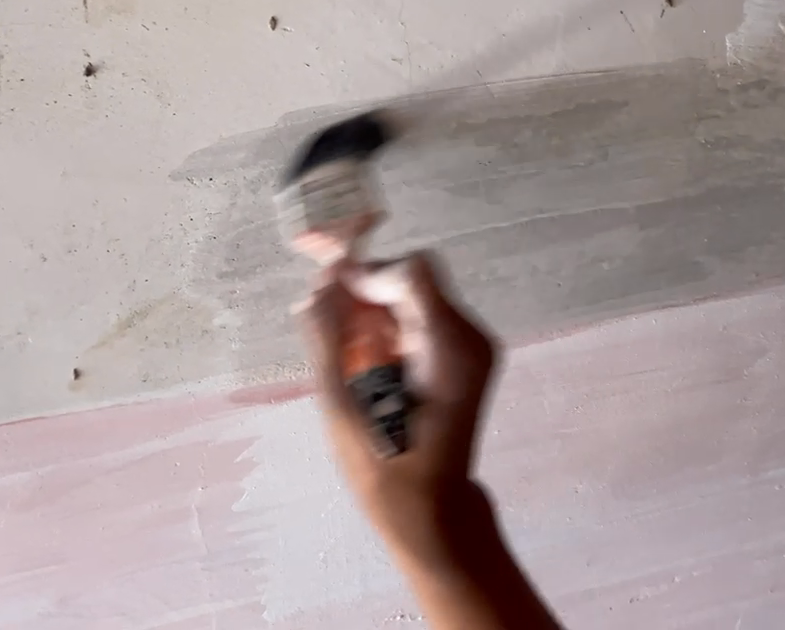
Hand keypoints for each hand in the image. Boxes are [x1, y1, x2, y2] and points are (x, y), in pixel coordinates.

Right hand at [297, 253, 499, 565]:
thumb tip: (313, 290)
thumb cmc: (386, 473)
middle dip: (363, 287)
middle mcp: (468, 336)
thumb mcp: (343, 409)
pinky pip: (418, 316)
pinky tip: (363, 355)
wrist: (435, 515)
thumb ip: (328, 341)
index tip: (329, 284)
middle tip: (323, 310)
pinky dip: (386, 325)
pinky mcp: (462, 353)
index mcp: (448, 348)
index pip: (410, 270)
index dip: (367, 269)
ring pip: (411, 293)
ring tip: (342, 345)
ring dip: (371, 308)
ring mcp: (470, 344)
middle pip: (410, 278)